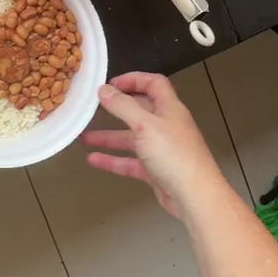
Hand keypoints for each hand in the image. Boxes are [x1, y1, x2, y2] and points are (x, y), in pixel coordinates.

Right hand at [83, 71, 234, 218]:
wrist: (194, 196)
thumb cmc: (174, 155)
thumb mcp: (145, 125)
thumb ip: (123, 107)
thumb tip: (104, 90)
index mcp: (169, 108)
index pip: (154, 84)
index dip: (134, 79)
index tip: (111, 84)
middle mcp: (166, 126)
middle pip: (140, 110)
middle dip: (117, 109)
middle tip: (94, 108)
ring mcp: (160, 149)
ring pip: (131, 138)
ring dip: (109, 137)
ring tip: (83, 137)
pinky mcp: (155, 171)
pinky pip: (130, 162)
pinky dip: (112, 160)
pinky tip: (93, 160)